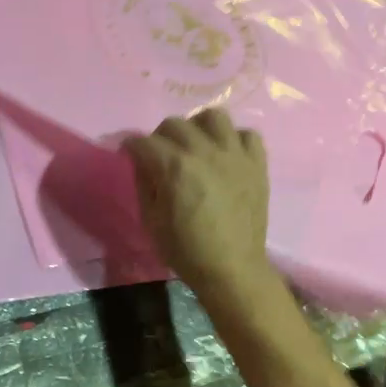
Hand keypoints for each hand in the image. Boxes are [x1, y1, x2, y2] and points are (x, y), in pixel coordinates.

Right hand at [124, 109, 273, 299]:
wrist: (231, 269)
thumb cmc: (184, 249)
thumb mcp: (149, 219)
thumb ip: (144, 182)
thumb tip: (142, 161)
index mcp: (173, 167)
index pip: (142, 141)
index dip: (130, 146)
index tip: (128, 154)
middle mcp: (204, 152)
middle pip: (174, 123)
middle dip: (159, 136)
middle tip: (160, 155)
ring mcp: (234, 156)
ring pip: (214, 116)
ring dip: (198, 127)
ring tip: (196, 145)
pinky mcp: (257, 165)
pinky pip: (247, 135)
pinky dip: (234, 140)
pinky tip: (225, 155)